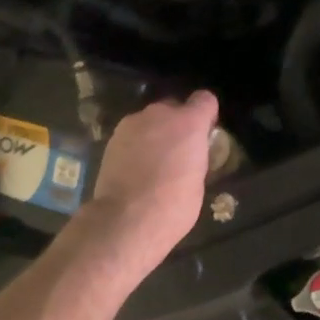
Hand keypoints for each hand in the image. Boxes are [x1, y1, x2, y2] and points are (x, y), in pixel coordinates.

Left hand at [86, 89, 219, 267]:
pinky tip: (136, 169)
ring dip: (156, 134)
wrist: (127, 219)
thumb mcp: (198, 182)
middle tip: (178, 153)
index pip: (205, 100)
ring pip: (150, 121)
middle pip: (174, 108)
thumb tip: (189, 156)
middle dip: (178, 125)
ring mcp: (132, 123)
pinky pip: (132, 134)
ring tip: (154, 163)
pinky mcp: (112, 138)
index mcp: (189, 123)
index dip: (207, 115)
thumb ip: (195, 158)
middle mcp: (160, 114)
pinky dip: (137, 145)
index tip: (205, 133)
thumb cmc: (174, 206)